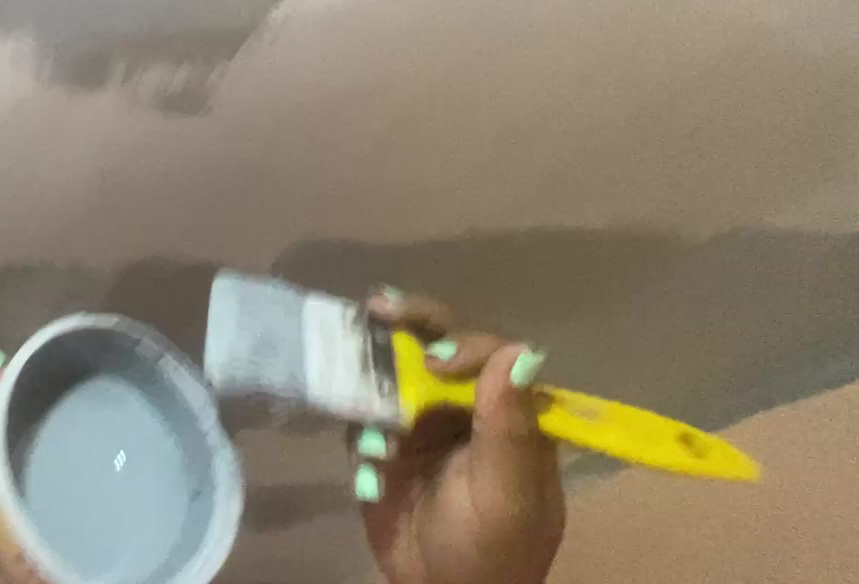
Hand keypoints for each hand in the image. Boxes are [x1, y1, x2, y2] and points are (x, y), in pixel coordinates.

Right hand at [352, 290, 565, 583]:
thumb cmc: (486, 550)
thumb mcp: (506, 497)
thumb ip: (510, 428)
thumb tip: (522, 352)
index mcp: (510, 418)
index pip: (493, 356)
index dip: (463, 344)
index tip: (436, 362)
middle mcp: (466, 405)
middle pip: (443, 342)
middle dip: (415, 320)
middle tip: (381, 308)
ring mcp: (421, 414)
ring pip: (400, 357)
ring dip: (377, 337)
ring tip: (356, 318)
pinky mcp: (381, 426)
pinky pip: (364, 389)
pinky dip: (350, 372)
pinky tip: (336, 361)